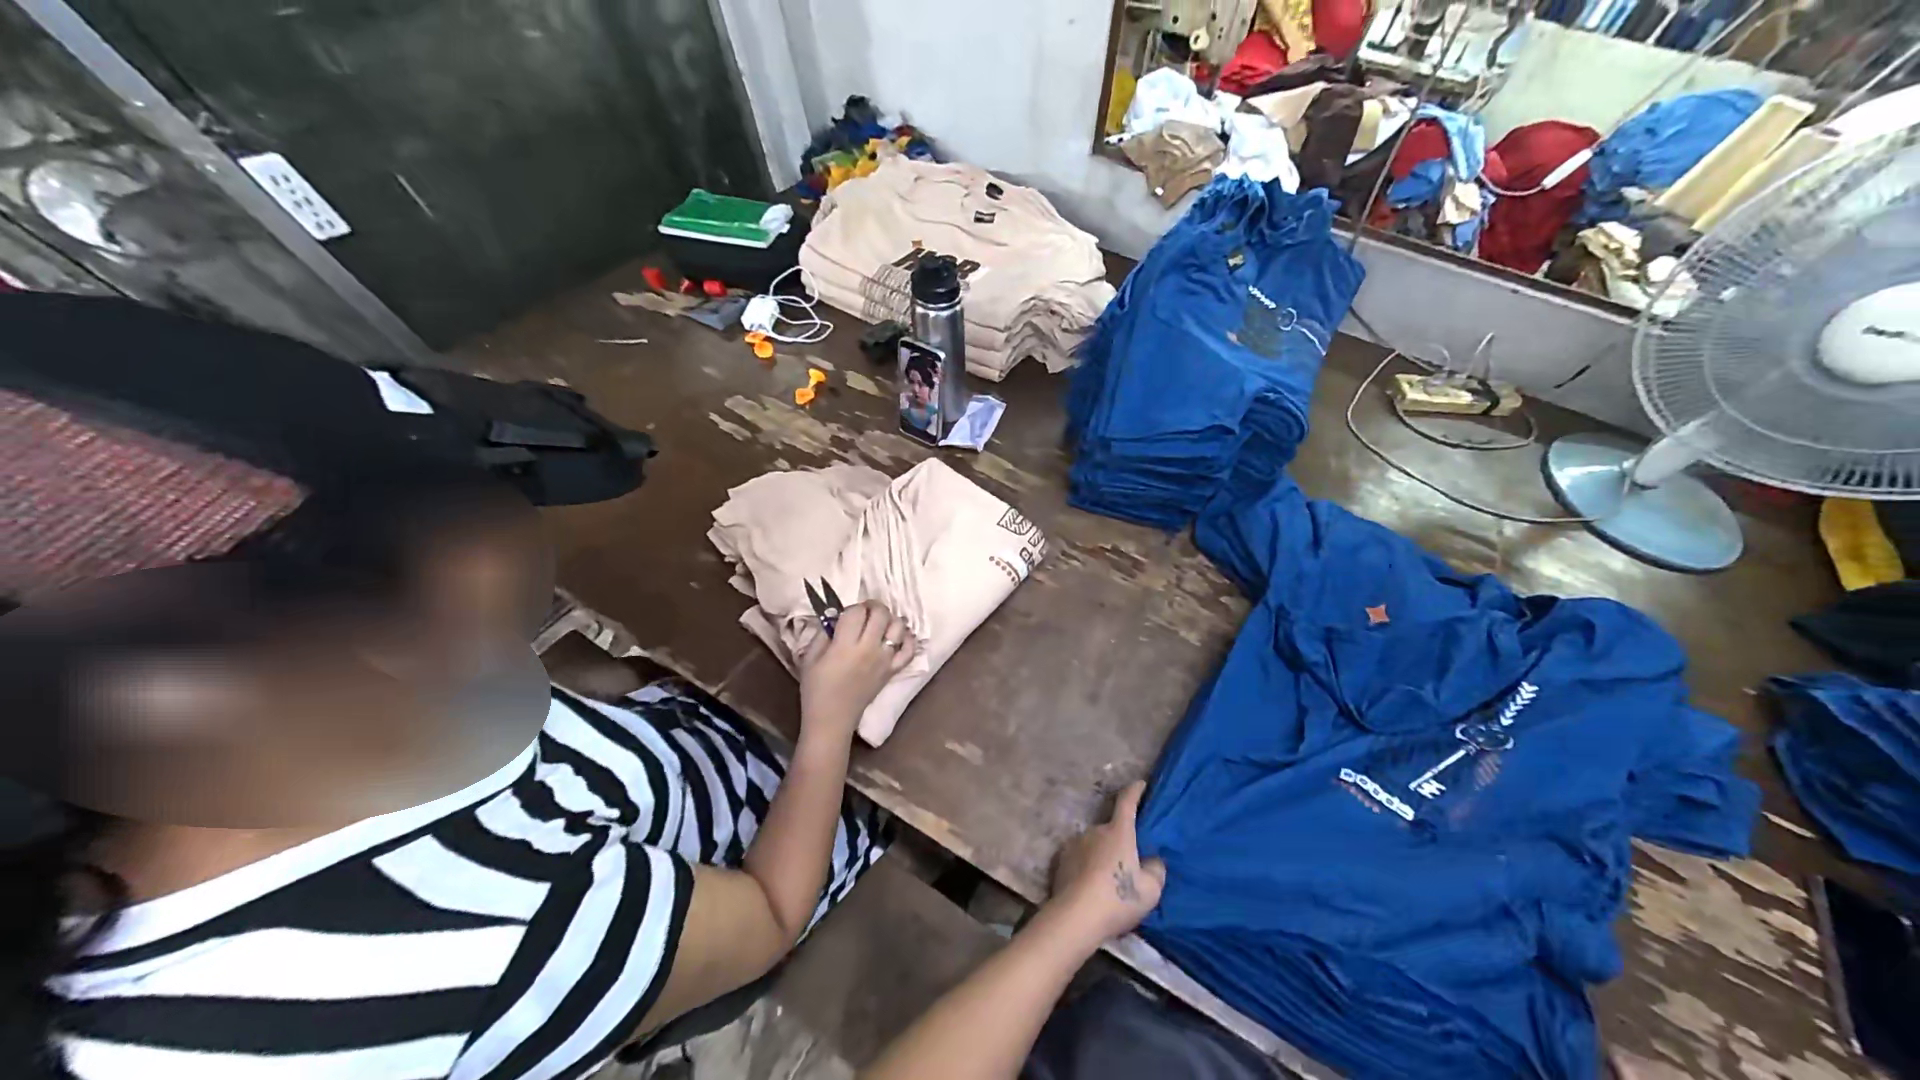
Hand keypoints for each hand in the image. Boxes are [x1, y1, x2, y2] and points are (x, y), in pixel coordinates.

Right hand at [797, 601, 917, 744]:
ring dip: (890, 619)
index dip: (851, 608)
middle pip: (881, 614)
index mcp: (845, 646)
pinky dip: (907, 639)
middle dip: (872, 606)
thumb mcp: (810, 658)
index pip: (856, 612)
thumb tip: (835, 618)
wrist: (832, 720)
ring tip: (879, 622)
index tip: (845, 615)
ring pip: (898, 627)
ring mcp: (885, 660)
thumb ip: (823, 634)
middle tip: (864, 611)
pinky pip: (909, 651)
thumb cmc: (816, 689)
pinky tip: (898, 636)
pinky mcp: (893, 671)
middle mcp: (869, 649)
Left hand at [1049, 781, 1165, 946]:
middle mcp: (1095, 830)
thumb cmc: (1118, 899)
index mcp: (1118, 831)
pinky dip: (1087, 865)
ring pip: (1094, 844)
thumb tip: (1151, 861)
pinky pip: (1080, 857)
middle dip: (1120, 840)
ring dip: (1102, 854)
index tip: (1140, 784)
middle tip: (1129, 862)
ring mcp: (1075, 843)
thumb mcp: (1151, 890)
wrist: (1076, 917)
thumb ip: (1155, 870)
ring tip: (1107, 880)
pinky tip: (1090, 885)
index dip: (1135, 791)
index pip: (1127, 802)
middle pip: (1111, 829)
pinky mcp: (1061, 860)